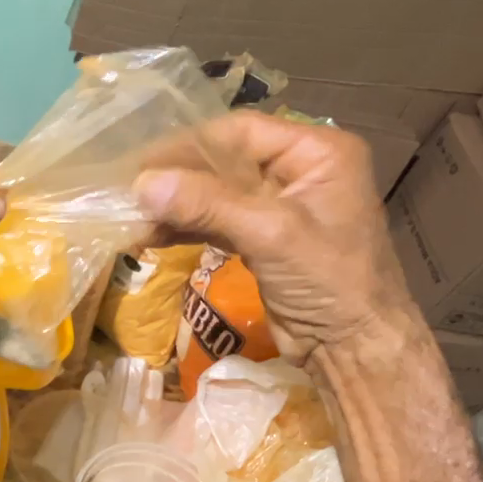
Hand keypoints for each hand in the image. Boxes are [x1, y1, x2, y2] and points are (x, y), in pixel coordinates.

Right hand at [132, 110, 418, 360]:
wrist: (354, 349)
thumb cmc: (330, 282)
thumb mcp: (269, 235)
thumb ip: (206, 204)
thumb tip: (141, 183)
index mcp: (316, 152)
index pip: (239, 132)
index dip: (187, 146)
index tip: (140, 164)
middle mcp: (297, 171)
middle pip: (221, 161)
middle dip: (175, 179)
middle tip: (128, 193)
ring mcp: (277, 206)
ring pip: (213, 192)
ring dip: (173, 207)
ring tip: (132, 221)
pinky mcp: (260, 238)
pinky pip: (214, 221)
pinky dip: (183, 227)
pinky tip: (150, 235)